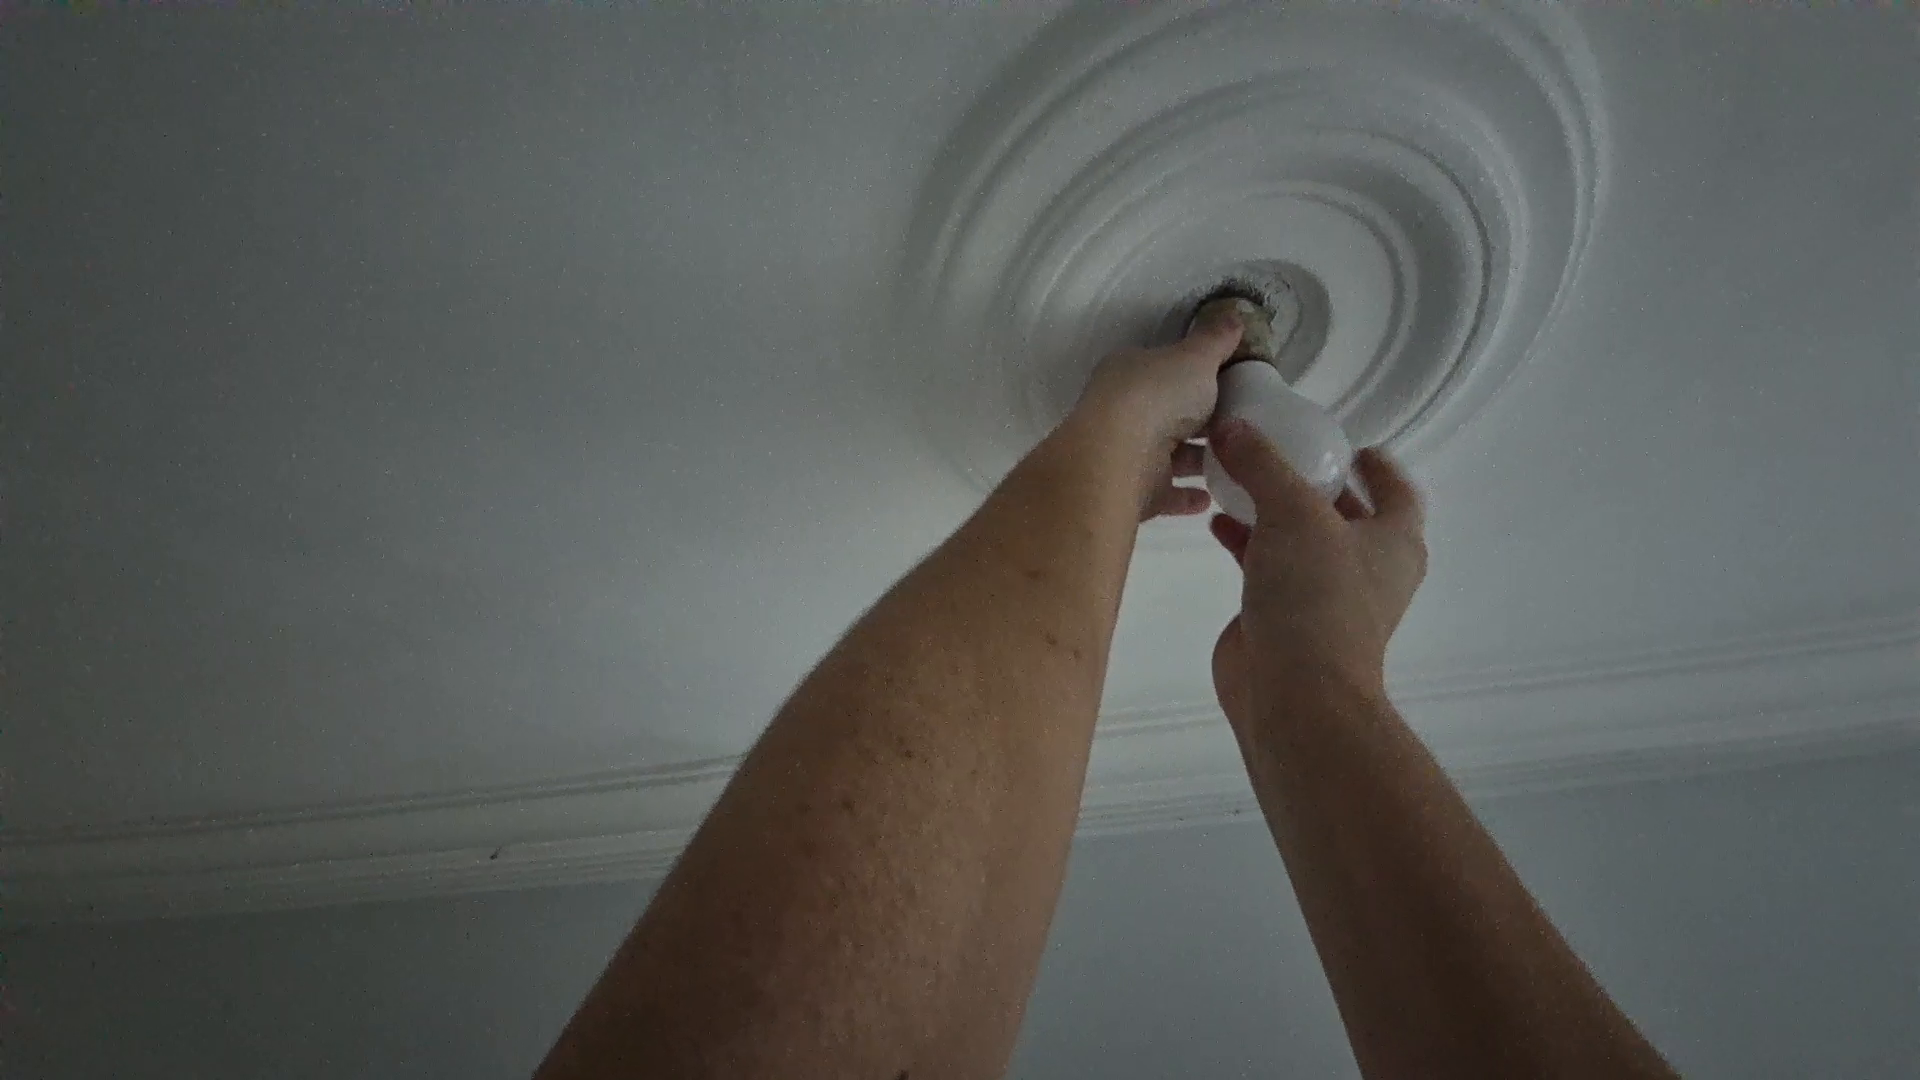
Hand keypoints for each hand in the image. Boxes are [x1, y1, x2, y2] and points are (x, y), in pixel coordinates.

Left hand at [1070, 311, 1243, 518]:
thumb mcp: (1194, 357)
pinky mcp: (1132, 494)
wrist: (1119, 457)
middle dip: (1199, 420)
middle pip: (1166, 414)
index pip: (1162, 370)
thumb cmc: (1156, 395)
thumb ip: (1214, 340)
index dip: (1192, 374)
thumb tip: (1234, 316)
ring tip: (1235, 460)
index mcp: (1127, 374)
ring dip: (1196, 460)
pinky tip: (1210, 497)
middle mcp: (1121, 413)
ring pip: (1166, 457)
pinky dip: (1186, 496)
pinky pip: (1164, 494)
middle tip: (1242, 423)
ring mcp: (1124, 456)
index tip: (1228, 381)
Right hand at [1206, 421, 1426, 735]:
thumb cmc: (1315, 595)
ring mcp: (1323, 594)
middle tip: (1277, 451)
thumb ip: (1262, 465)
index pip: (1397, 490)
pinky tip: (1215, 521)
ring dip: (1270, 509)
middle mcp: (1365, 567)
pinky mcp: (1283, 614)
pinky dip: (1245, 539)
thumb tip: (1231, 427)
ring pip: (1298, 538)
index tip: (1349, 443)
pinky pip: (1265, 563)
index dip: (1377, 464)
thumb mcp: (1293, 513)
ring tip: (1235, 478)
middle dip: (1311, 482)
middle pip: (1342, 513)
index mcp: (1393, 541)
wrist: (1294, 689)